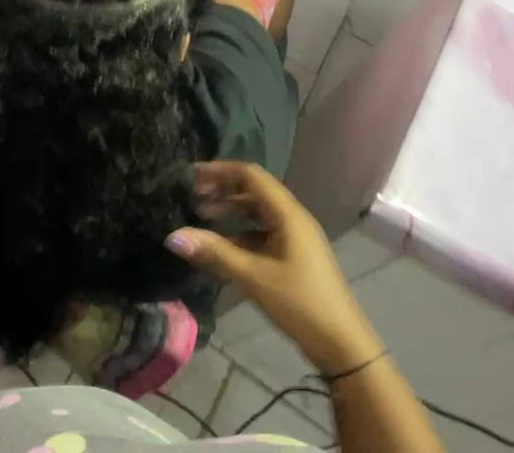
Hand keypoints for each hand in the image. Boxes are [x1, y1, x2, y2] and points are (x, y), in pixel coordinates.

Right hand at [166, 161, 380, 374]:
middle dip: (223, 189)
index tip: (191, 176)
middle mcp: (292, 218)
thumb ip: (214, 253)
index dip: (221, 171)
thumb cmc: (299, 302)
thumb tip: (172, 236)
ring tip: (203, 216)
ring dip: (231, 211)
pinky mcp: (293, 255)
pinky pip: (262, 233)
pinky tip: (221, 246)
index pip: (251, 175)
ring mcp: (294, 237)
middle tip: (193, 196)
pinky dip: (240, 233)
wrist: (341, 343)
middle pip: (254, 190)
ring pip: (258, 213)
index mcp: (288, 214)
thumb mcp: (253, 276)